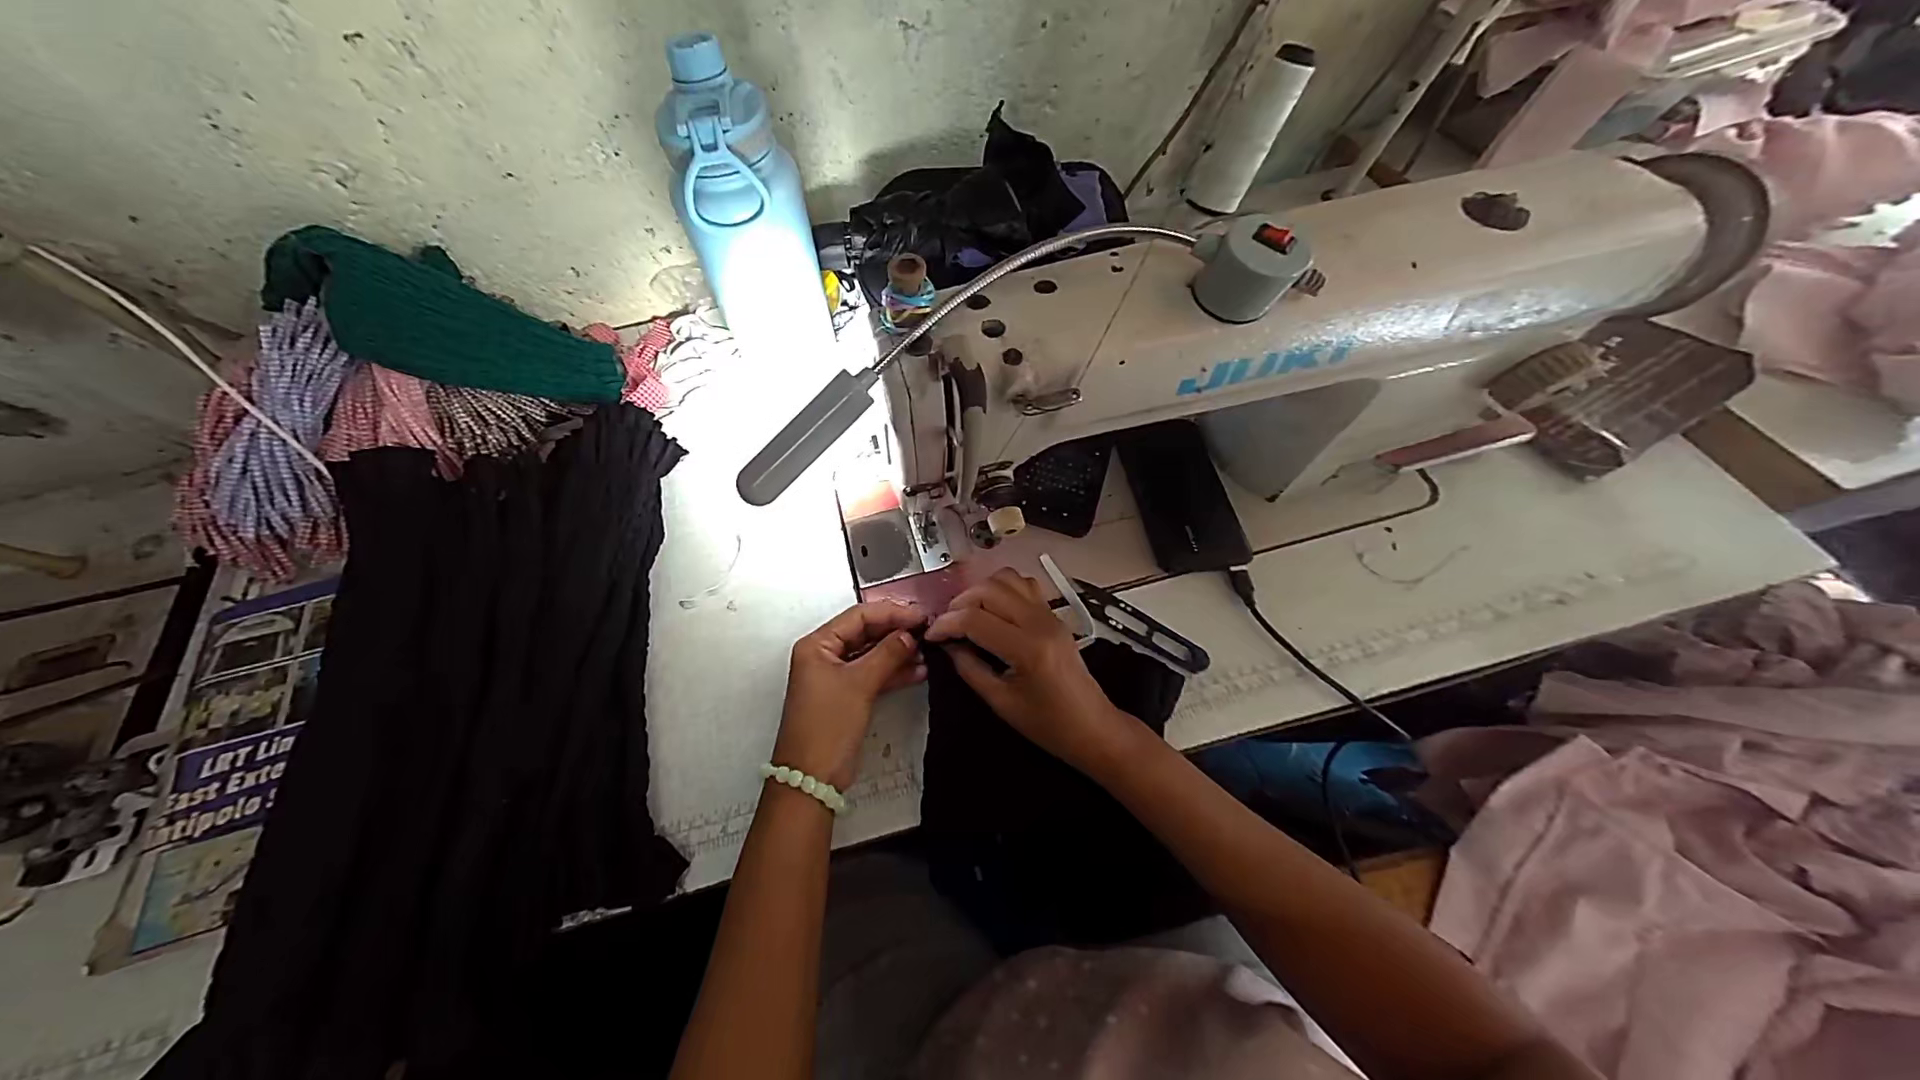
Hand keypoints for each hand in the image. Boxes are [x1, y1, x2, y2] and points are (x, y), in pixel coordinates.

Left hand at [774, 601, 926, 790]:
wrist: (812, 778)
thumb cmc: (825, 728)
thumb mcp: (860, 684)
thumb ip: (887, 654)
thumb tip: (908, 635)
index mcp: (817, 645)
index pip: (859, 616)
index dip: (891, 613)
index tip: (920, 616)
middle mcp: (823, 656)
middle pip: (865, 632)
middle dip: (896, 631)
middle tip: (926, 631)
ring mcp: (835, 676)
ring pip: (871, 654)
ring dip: (898, 652)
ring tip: (927, 651)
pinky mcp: (847, 695)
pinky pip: (873, 674)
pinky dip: (894, 672)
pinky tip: (918, 671)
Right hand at [925, 568, 1135, 774]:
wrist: (1092, 727)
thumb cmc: (1048, 724)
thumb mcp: (1001, 702)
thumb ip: (970, 668)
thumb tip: (948, 645)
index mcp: (1028, 648)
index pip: (975, 619)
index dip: (946, 624)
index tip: (931, 636)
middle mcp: (1041, 623)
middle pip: (989, 590)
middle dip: (959, 604)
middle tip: (947, 626)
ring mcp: (1050, 614)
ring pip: (1007, 578)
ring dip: (980, 591)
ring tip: (967, 615)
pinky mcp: (1054, 614)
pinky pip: (1024, 585)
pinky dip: (1001, 590)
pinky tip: (992, 611)